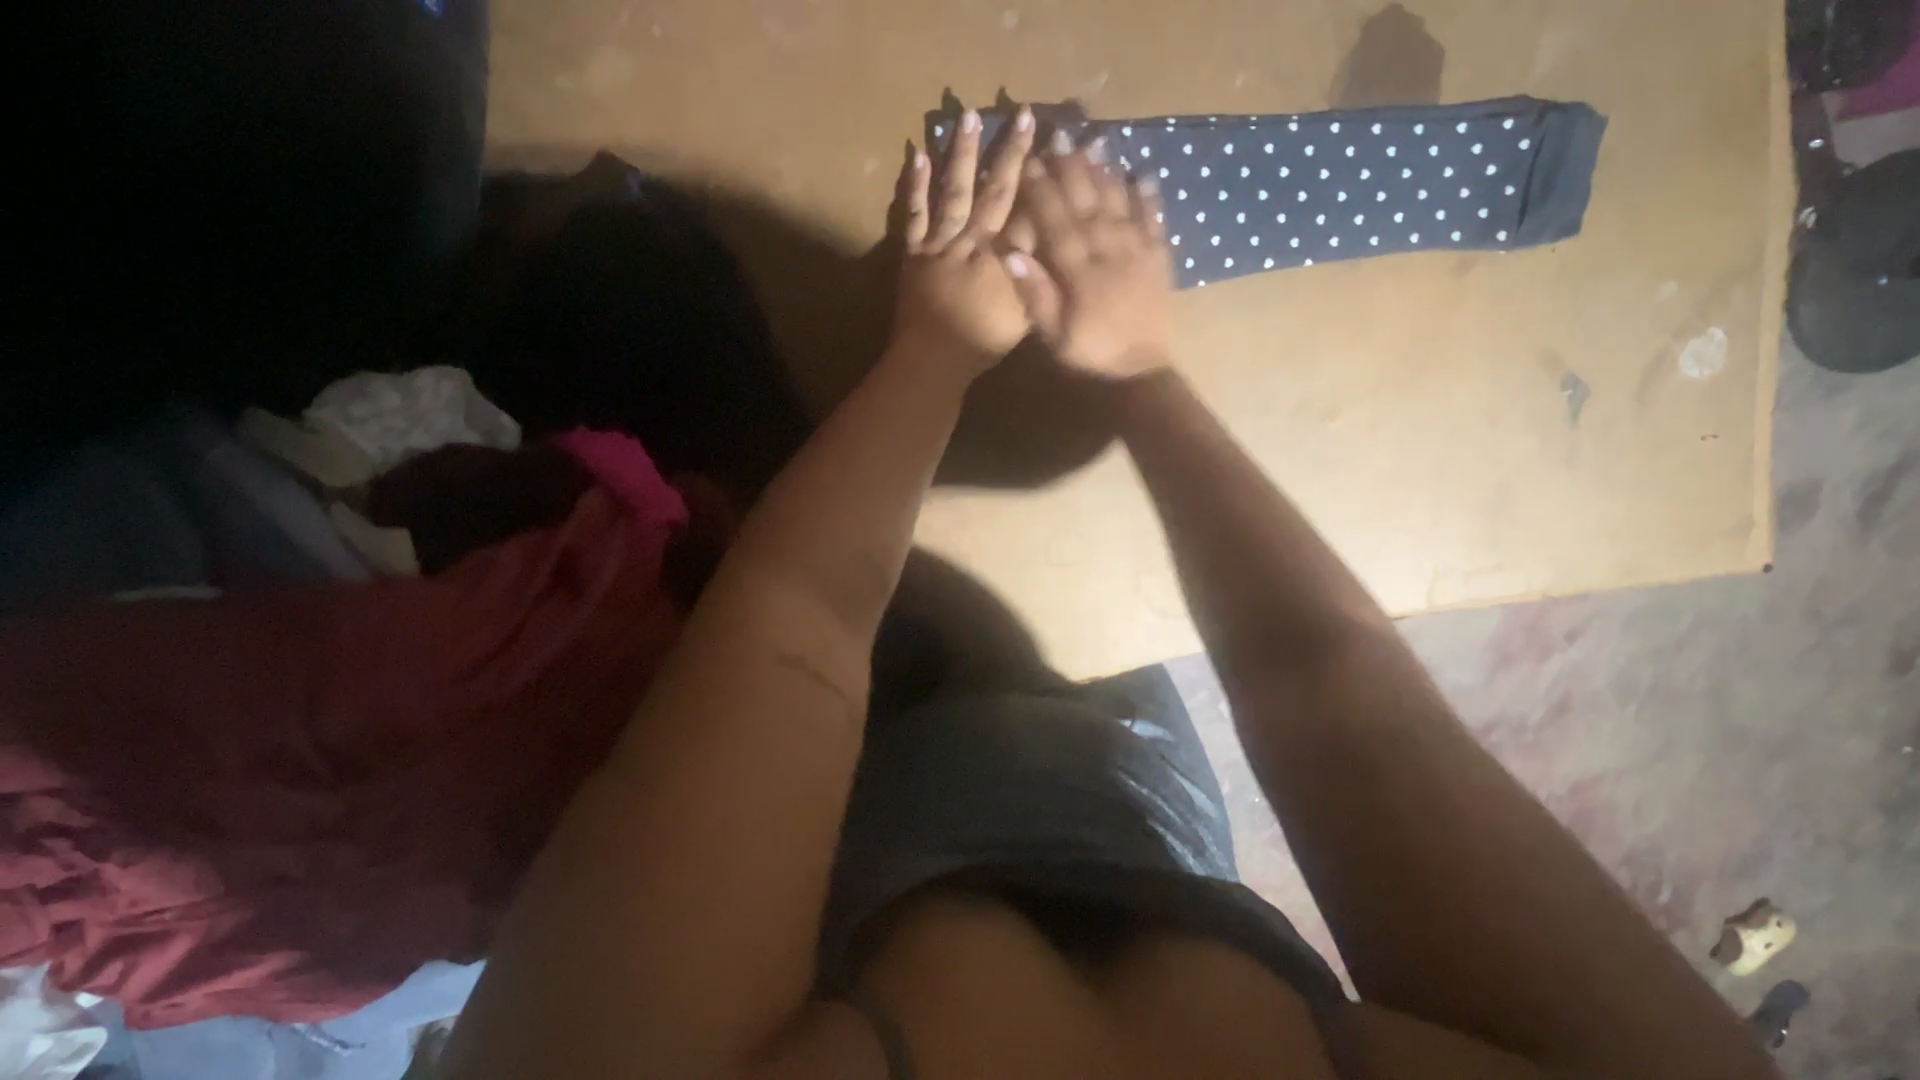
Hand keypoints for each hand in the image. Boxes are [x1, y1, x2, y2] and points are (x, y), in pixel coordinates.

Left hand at [887, 106, 1036, 374]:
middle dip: (1011, 152)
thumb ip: (1036, 272)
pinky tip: (919, 155)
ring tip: (969, 117)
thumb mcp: (1024, 311)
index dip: (1041, 174)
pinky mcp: (914, 254)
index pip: (1028, 206)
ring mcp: (940, 244)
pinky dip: (917, 185)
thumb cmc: (982, 343)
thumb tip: (1048, 234)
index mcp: (1003, 256)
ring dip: (963, 154)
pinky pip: (915, 214)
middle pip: (995, 190)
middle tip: (1021, 115)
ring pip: (955, 191)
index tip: (1054, 142)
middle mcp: (974, 240)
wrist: (933, 360)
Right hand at [1003, 141, 1173, 379]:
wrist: (1140, 375)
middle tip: (1061, 136)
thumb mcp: (1054, 335)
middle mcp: (1110, 255)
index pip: (1057, 223)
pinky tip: (1144, 174)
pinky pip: (1155, 224)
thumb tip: (1010, 253)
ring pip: (1120, 206)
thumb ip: (1035, 294)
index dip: (1042, 191)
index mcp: (1080, 273)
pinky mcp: (1159, 262)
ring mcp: (1138, 255)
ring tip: (1096, 142)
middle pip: (1088, 204)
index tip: (1030, 162)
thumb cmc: (1091, 356)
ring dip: (1107, 173)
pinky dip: (1150, 198)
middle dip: (1073, 169)